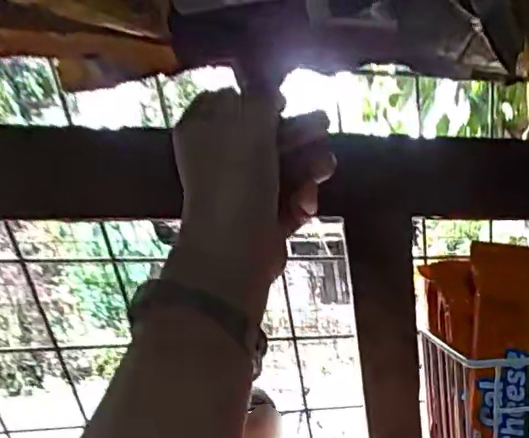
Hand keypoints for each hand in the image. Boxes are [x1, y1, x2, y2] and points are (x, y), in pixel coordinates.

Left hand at [167, 89, 334, 322]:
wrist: (236, 249)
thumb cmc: (237, 179)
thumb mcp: (250, 121)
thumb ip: (263, 99)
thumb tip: (272, 98)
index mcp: (205, 130)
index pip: (230, 102)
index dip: (259, 100)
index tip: (283, 103)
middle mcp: (222, 160)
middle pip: (265, 137)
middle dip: (298, 134)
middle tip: (323, 128)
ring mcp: (244, 193)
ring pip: (284, 171)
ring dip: (308, 168)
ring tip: (324, 170)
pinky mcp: (264, 223)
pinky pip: (289, 204)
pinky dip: (302, 201)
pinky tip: (307, 205)